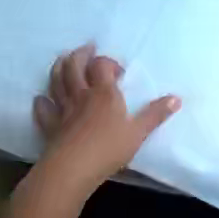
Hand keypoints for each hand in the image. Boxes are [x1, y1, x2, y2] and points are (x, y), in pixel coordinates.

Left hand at [27, 44, 179, 200]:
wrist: (73, 169)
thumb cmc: (109, 148)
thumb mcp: (139, 132)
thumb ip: (156, 114)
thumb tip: (176, 98)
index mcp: (104, 93)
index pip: (102, 66)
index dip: (108, 63)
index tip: (118, 72)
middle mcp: (81, 95)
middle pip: (75, 66)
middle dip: (80, 55)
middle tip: (86, 49)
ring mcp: (62, 109)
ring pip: (57, 81)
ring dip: (59, 68)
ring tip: (63, 60)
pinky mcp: (49, 125)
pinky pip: (43, 109)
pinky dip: (42, 101)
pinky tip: (42, 98)